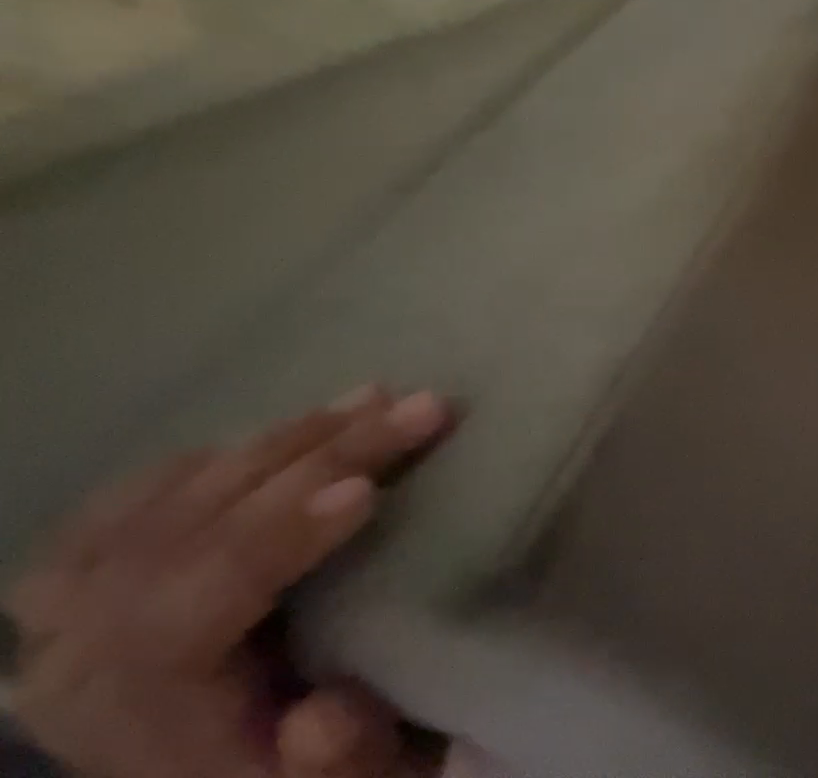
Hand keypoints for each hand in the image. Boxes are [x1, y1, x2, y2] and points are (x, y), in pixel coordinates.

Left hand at [5, 386, 454, 777]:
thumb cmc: (295, 771)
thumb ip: (339, 765)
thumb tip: (324, 712)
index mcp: (142, 706)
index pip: (194, 605)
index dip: (279, 541)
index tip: (370, 491)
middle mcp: (84, 648)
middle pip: (198, 526)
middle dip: (321, 457)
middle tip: (421, 408)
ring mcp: (74, 603)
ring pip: (176, 494)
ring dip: (287, 439)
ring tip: (377, 398)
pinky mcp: (85, 574)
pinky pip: (139, 495)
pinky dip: (216, 455)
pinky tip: (281, 431)